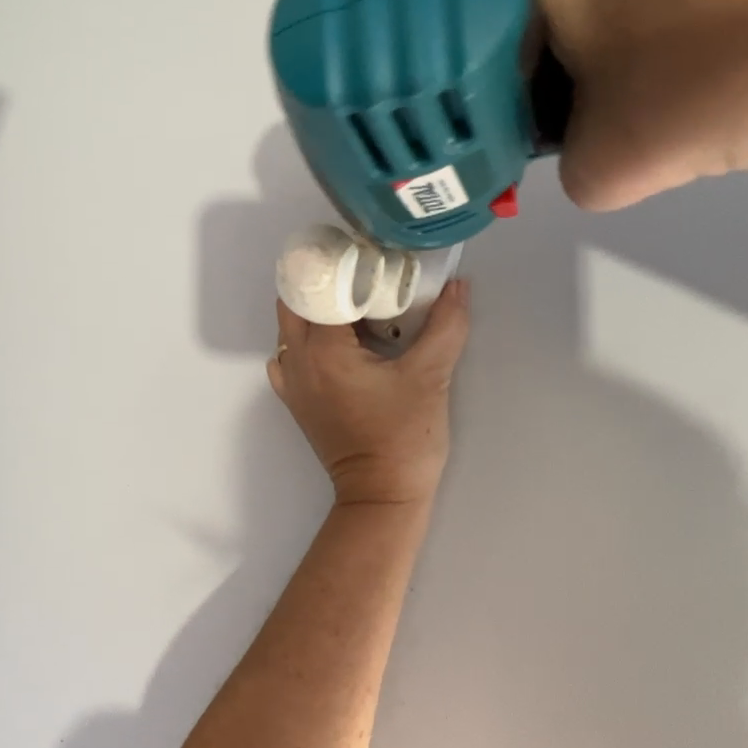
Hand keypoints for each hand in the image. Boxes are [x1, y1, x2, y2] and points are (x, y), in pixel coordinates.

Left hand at [268, 279, 470, 506]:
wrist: (381, 495)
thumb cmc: (404, 436)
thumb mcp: (431, 377)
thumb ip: (445, 325)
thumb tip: (458, 286)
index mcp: (322, 349)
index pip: (321, 288)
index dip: (343, 266)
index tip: (367, 253)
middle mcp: (295, 359)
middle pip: (296, 301)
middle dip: (324, 283)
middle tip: (360, 274)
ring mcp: (289, 380)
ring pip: (290, 326)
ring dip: (316, 309)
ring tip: (355, 304)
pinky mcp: (293, 398)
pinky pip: (289, 354)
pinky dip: (308, 338)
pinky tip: (341, 341)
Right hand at [515, 0, 747, 210]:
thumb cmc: (737, 51)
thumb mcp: (629, 158)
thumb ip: (576, 174)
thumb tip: (592, 159)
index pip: (487, 52)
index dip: (516, 111)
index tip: (561, 145)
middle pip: (565, 12)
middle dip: (594, 73)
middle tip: (651, 118)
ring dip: (666, 32)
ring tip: (737, 68)